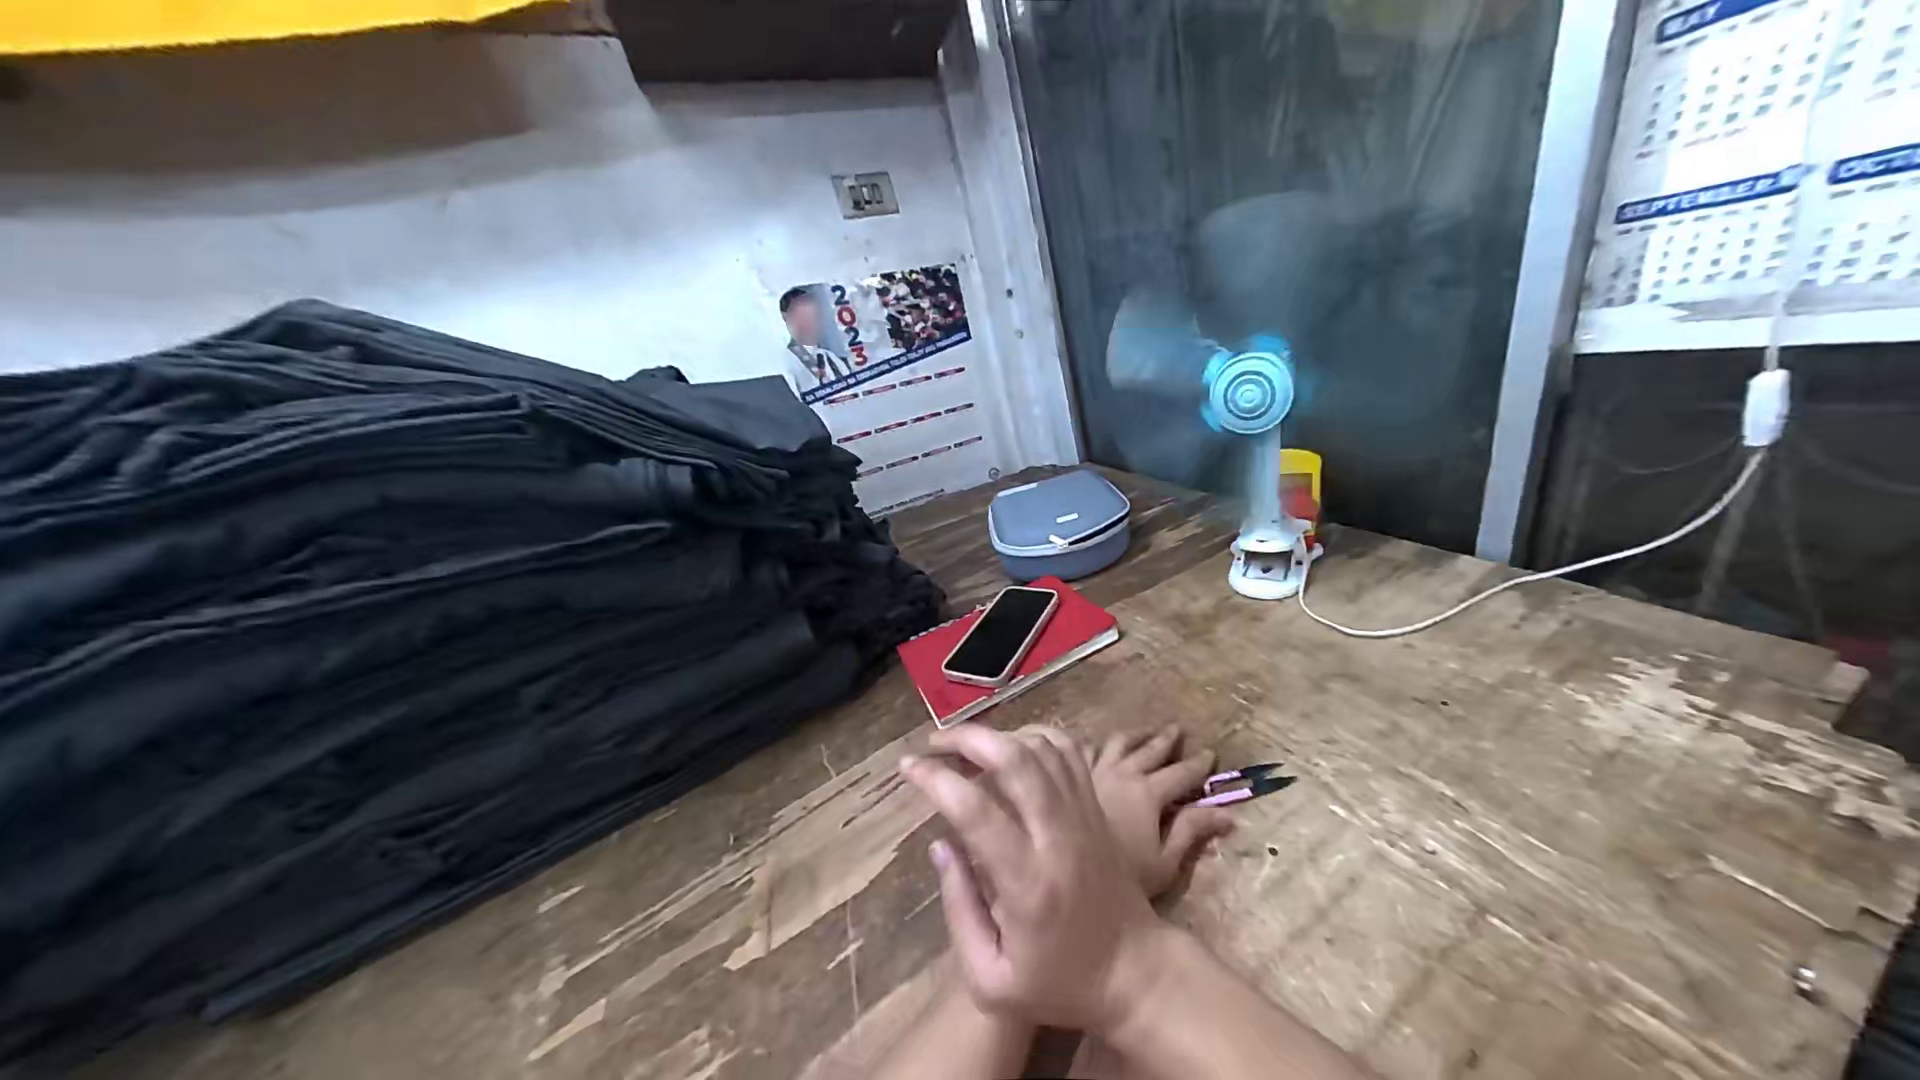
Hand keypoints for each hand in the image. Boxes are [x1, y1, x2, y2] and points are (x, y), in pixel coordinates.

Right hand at [899, 725, 1162, 1031]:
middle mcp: (1058, 836)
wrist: (1136, 971)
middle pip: (1015, 759)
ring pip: (1042, 747)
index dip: (936, 779)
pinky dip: (1034, 735)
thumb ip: (958, 910)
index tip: (908, 766)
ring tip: (965, 745)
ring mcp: (1084, 814)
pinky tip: (1010, 746)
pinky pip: (1068, 751)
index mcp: (1028, 883)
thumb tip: (940, 845)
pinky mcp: (1097, 806)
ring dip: (998, 734)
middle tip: (933, 742)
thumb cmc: (1059, 983)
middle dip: (967, 738)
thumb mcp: (991, 979)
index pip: (977, 811)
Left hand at [1089, 726, 1233, 898]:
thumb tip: (1226, 813)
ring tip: (1145, 730)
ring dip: (1135, 735)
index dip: (1198, 764)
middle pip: (1149, 749)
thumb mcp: (1165, 861)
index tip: (1210, 753)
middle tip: (1178, 729)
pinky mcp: (1076, 777)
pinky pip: (1088, 751)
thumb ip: (1192, 832)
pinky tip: (1099, 745)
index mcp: (1149, 793)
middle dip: (1166, 739)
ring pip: (1118, 742)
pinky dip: (1097, 745)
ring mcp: (1096, 771)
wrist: (1069, 867)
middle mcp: (1124, 774)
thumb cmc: (1124, 873)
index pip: (1181, 773)